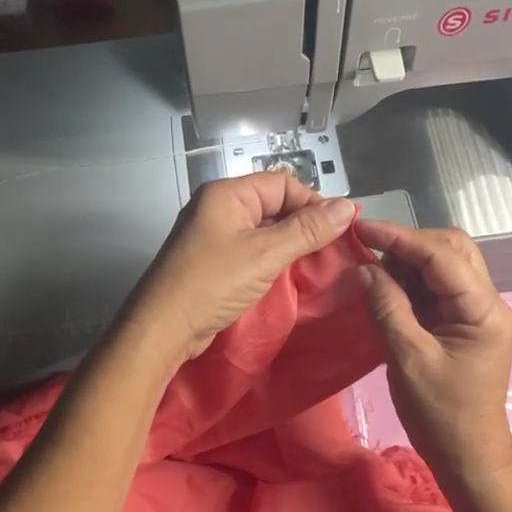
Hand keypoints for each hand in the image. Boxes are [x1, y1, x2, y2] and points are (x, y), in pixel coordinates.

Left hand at [120, 173, 357, 362]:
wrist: (163, 328)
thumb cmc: (211, 284)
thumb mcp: (265, 254)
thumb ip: (307, 230)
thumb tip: (347, 206)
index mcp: (226, 193)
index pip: (282, 183)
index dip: (313, 202)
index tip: (340, 229)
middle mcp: (219, 208)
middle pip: (274, 205)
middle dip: (305, 225)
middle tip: (334, 250)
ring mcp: (215, 236)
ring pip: (265, 231)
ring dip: (291, 245)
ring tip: (318, 264)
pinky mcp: (215, 263)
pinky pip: (252, 252)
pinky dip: (273, 261)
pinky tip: (292, 277)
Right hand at [354, 220, 511, 479]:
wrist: (468, 457)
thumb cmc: (441, 414)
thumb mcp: (408, 358)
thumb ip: (388, 307)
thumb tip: (365, 267)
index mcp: (483, 310)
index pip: (442, 256)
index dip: (400, 237)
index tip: (360, 228)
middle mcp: (487, 302)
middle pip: (451, 249)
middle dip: (408, 244)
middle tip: (367, 252)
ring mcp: (477, 312)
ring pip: (445, 265)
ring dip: (408, 262)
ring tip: (373, 272)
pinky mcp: (463, 324)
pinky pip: (438, 288)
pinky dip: (411, 282)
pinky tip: (386, 288)